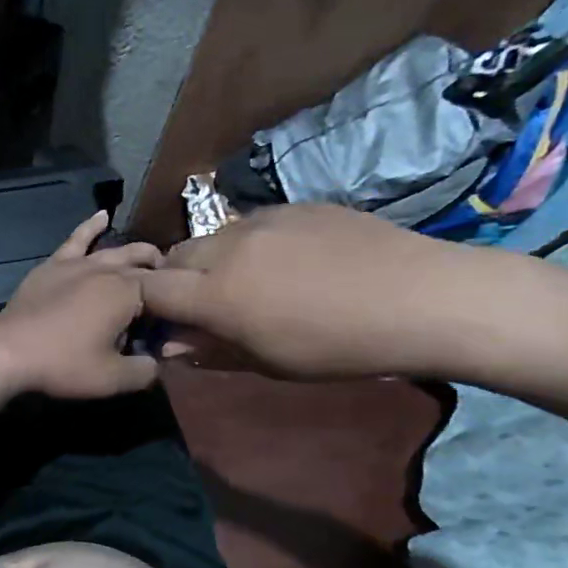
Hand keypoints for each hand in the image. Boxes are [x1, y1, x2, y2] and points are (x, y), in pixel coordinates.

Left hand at [0, 210, 161, 398]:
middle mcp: (107, 269)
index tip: (175, 324)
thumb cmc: (63, 364)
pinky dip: (91, 226)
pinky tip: (102, 215)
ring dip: (136, 253)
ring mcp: (77, 264)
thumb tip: (158, 363)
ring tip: (151, 258)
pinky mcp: (52, 266)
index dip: (173, 307)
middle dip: (161, 276)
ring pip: (114, 251)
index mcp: (128, 292)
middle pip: (142, 266)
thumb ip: (145, 371)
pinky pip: (76, 240)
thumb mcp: (113, 378)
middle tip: (171, 294)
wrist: (7, 352)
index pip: (164, 292)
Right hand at [140, 203, 484, 379]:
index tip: (159, 320)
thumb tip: (170, 345)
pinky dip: (249, 243)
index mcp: (215, 293)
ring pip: (211, 237)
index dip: (145, 304)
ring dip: (210, 259)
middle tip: (201, 304)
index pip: (151, 290)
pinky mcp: (294, 205)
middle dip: (175, 279)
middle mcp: (226, 247)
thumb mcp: (268, 362)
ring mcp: (260, 220)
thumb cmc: (339, 346)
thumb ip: (210, 351)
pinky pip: (252, 223)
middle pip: (174, 256)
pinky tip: (286, 261)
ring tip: (245, 281)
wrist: (422, 297)